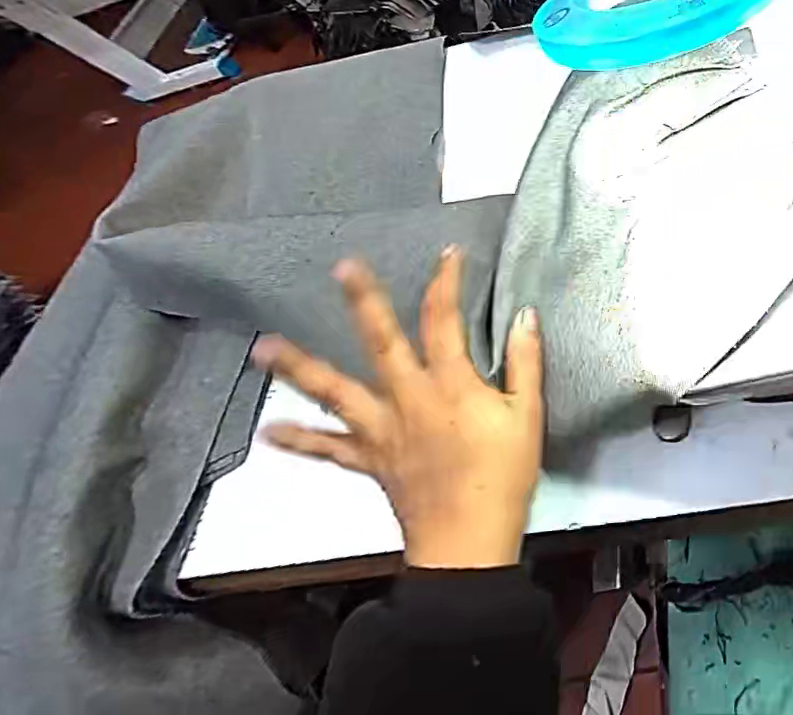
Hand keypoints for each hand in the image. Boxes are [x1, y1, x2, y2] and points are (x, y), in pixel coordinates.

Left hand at [253, 248, 545, 569]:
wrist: (468, 537)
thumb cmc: (506, 470)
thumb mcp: (529, 412)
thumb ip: (525, 361)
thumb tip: (525, 314)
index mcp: (452, 384)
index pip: (446, 321)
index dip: (447, 283)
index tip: (448, 254)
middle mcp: (409, 398)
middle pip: (383, 343)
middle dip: (365, 303)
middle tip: (343, 269)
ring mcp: (383, 431)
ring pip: (336, 393)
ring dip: (301, 369)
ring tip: (264, 347)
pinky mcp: (371, 461)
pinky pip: (331, 449)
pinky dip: (301, 440)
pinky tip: (271, 432)